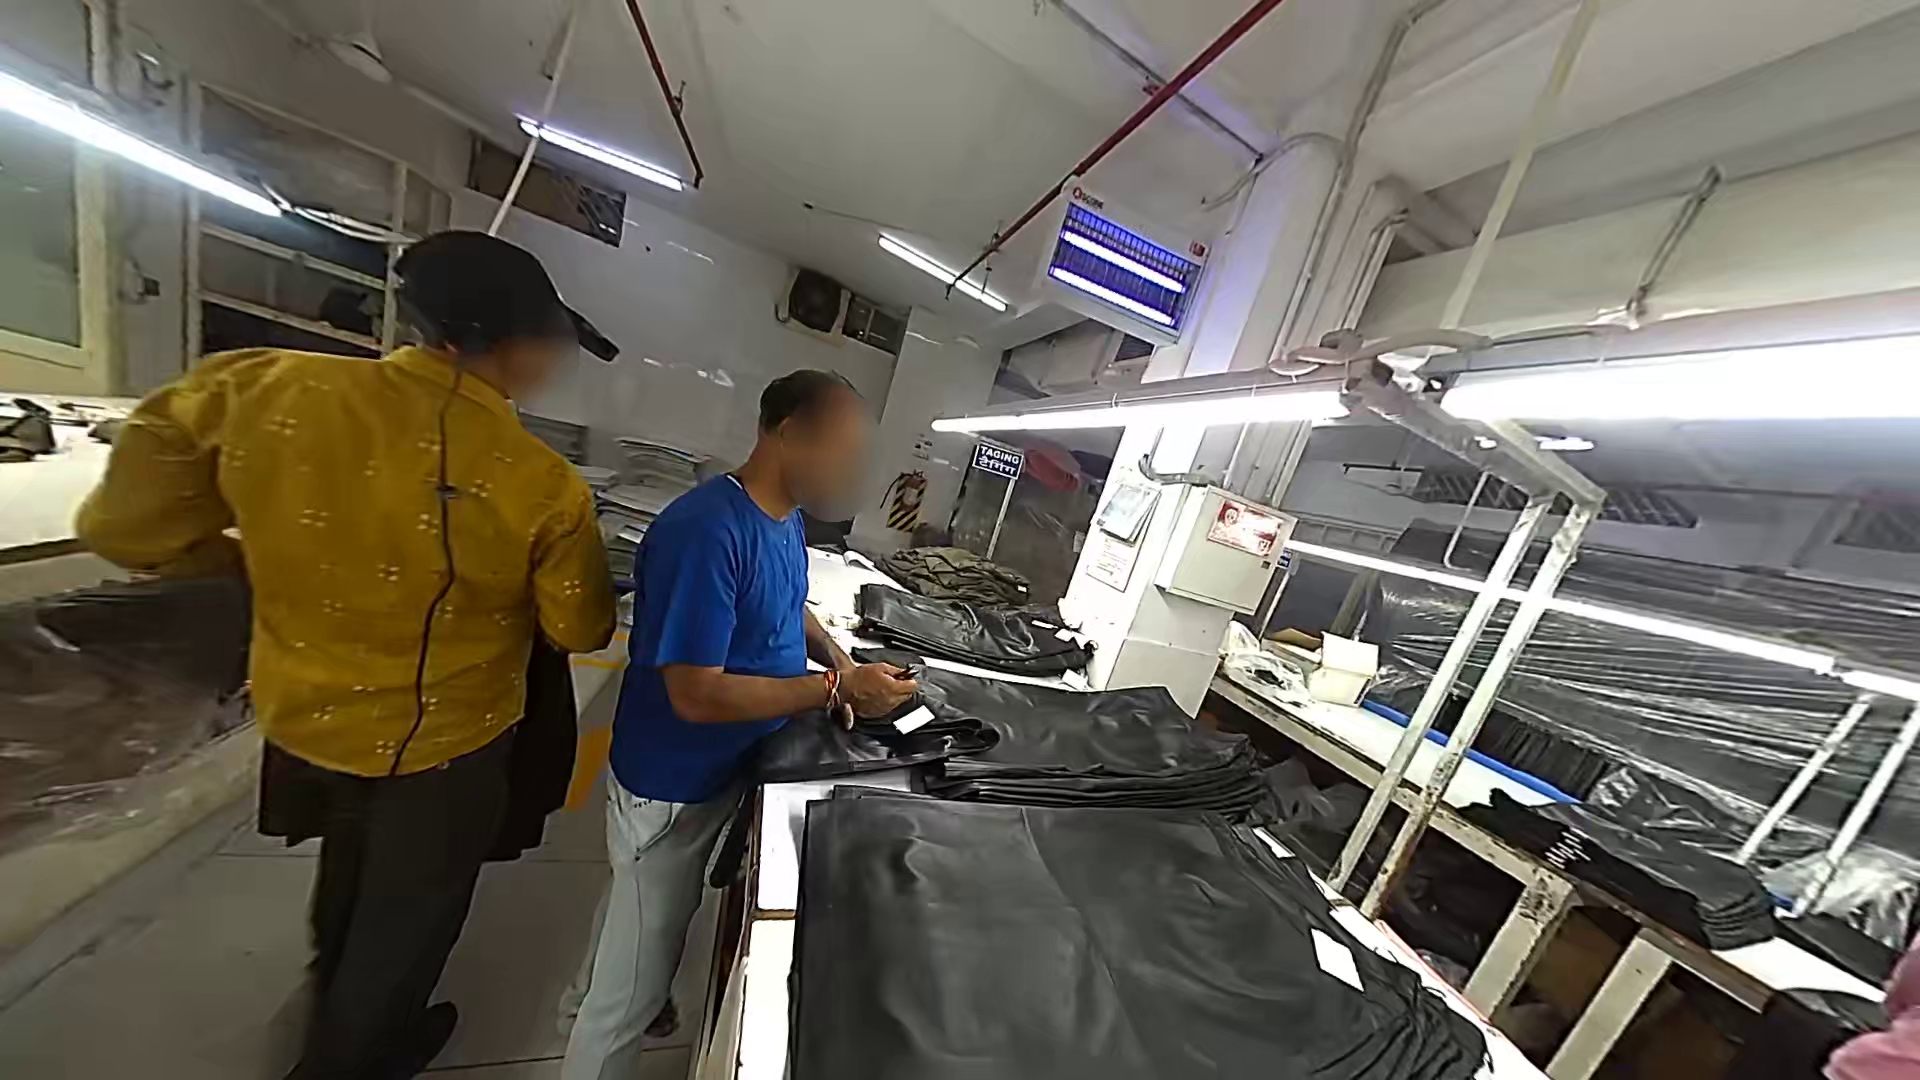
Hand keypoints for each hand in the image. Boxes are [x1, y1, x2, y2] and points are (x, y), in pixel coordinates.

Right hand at [841, 663, 918, 720]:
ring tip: (885, 687)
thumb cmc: (859, 677)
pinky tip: (879, 695)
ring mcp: (885, 709)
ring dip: (896, 695)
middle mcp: (891, 701)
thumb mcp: (880, 667)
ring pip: (899, 702)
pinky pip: (889, 708)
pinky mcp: (878, 714)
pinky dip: (888, 702)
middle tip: (897, 681)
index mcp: (894, 688)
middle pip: (908, 695)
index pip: (913, 687)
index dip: (911, 680)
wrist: (844, 688)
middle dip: (904, 688)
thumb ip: (896, 671)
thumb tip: (905, 672)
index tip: (908, 678)